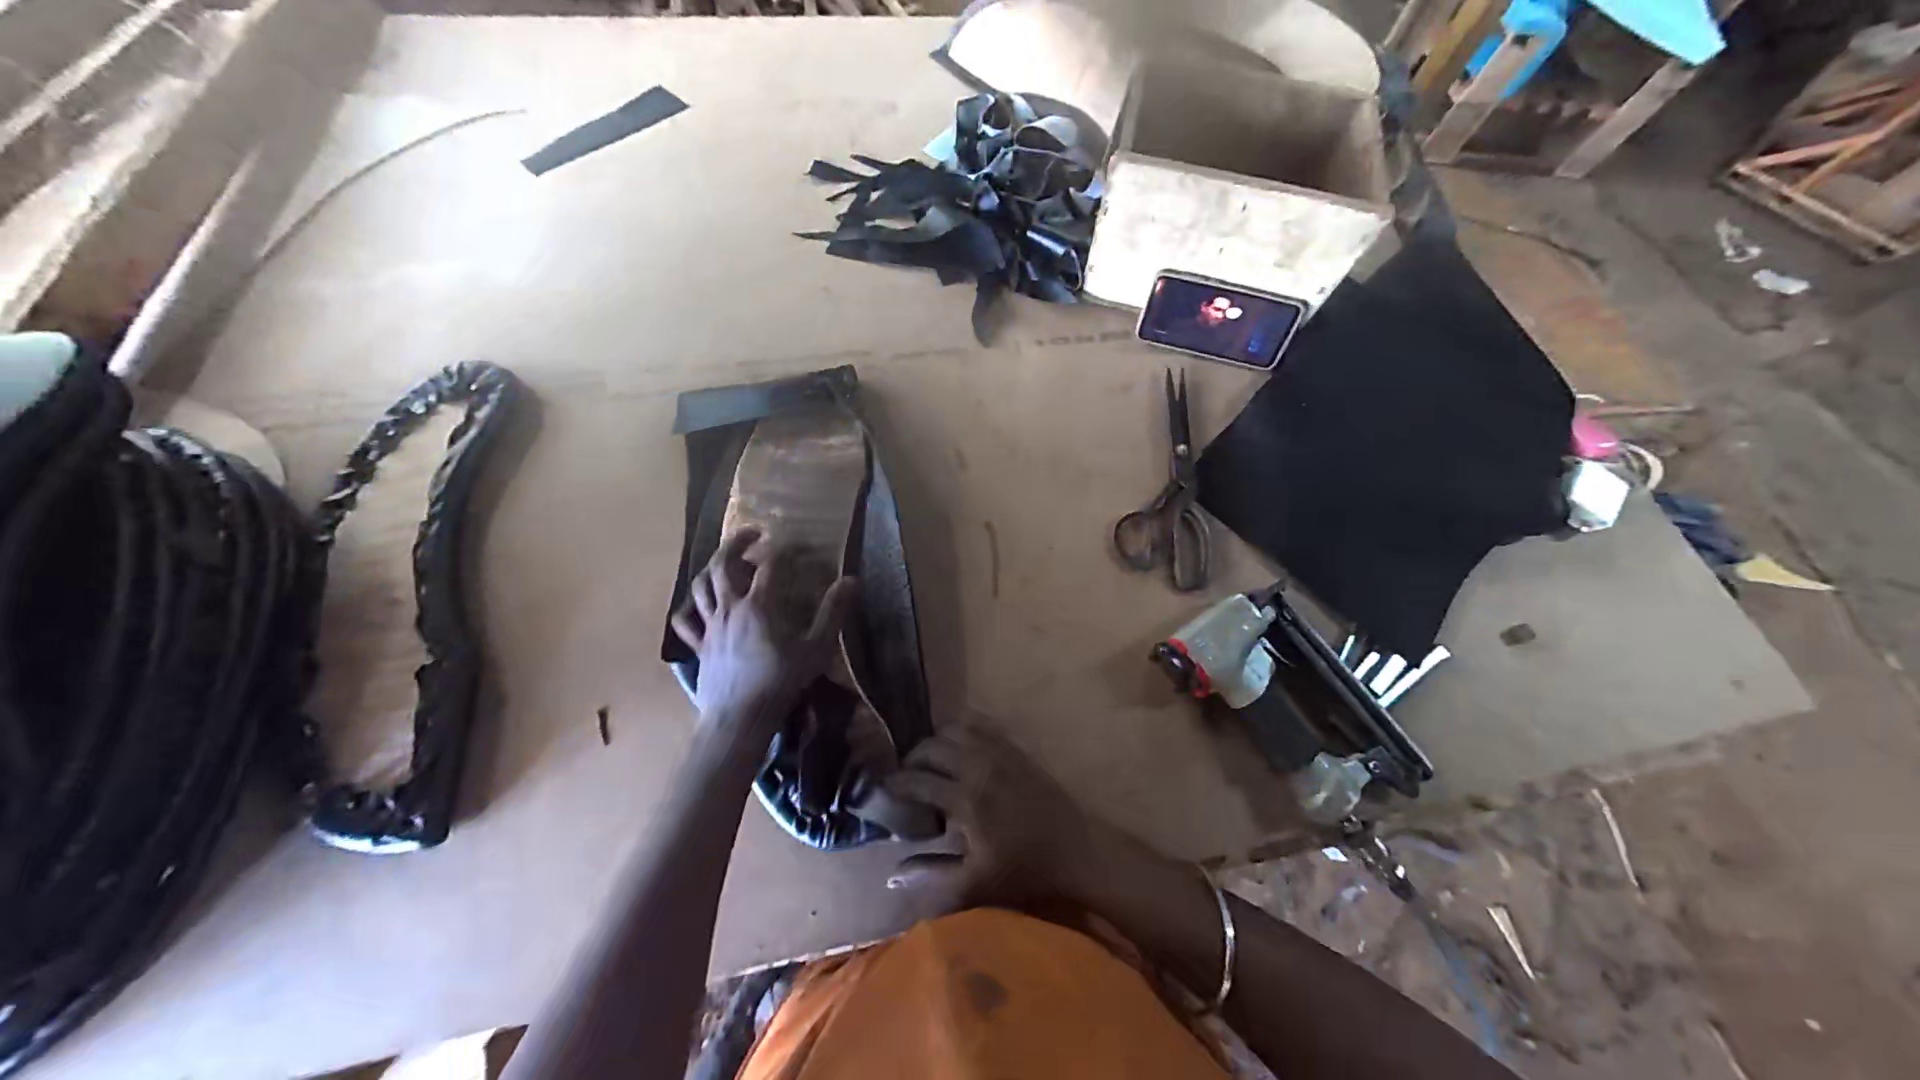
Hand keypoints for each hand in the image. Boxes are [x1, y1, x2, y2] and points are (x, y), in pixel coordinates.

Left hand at [670, 527, 856, 737]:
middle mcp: (730, 608)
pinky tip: (698, 605)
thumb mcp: (816, 648)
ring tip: (725, 563)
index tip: (794, 544)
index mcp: (759, 605)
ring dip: (712, 568)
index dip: (782, 549)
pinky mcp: (699, 646)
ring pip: (700, 586)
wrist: (739, 718)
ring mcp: (710, 627)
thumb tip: (850, 580)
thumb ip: (832, 612)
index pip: (770, 565)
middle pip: (723, 564)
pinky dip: (690, 607)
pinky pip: (685, 621)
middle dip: (736, 543)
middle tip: (752, 534)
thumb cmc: (780, 683)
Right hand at [882, 722, 1104, 904]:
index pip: (916, 780)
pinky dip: (962, 731)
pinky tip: (961, 750)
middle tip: (908, 781)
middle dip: (912, 761)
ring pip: (953, 729)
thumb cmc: (1025, 871)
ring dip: (936, 743)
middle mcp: (977, 766)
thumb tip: (893, 873)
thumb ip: (933, 875)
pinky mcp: (1014, 748)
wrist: (1076, 850)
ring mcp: (998, 752)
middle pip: (929, 747)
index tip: (883, 791)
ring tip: (933, 765)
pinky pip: (980, 724)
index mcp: (965, 799)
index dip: (895, 784)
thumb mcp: (976, 884)